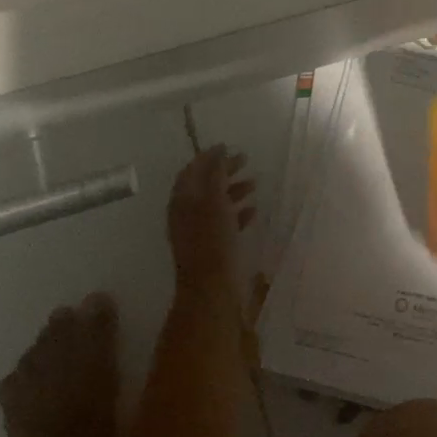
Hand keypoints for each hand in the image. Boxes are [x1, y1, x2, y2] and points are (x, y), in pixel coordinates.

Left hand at [167, 144, 254, 289]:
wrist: (211, 289)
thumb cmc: (212, 241)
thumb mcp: (214, 201)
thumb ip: (216, 174)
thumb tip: (218, 151)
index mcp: (182, 201)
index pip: (192, 171)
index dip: (208, 157)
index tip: (226, 146)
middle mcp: (186, 214)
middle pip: (204, 185)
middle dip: (223, 171)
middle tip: (245, 160)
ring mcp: (198, 232)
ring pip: (215, 203)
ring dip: (233, 190)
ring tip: (254, 184)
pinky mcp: (211, 247)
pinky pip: (224, 223)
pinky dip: (237, 213)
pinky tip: (253, 211)